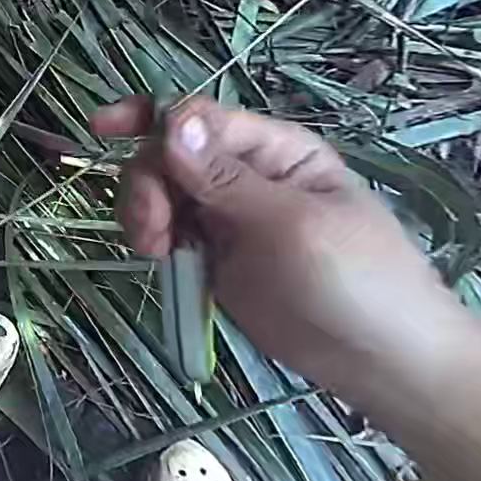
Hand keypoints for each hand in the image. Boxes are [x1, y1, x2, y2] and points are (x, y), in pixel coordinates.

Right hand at [92, 96, 480, 397]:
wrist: (378, 363)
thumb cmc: (356, 281)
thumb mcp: (293, 224)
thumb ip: (227, 178)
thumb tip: (173, 122)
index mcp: (271, 149)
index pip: (197, 117)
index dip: (147, 117)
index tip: (101, 129)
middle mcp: (239, 171)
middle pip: (164, 154)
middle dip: (145, 183)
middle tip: (152, 229)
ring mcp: (220, 211)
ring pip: (154, 189)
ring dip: (140, 211)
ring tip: (154, 250)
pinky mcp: (207, 248)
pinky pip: (160, 225)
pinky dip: (146, 235)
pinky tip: (157, 258)